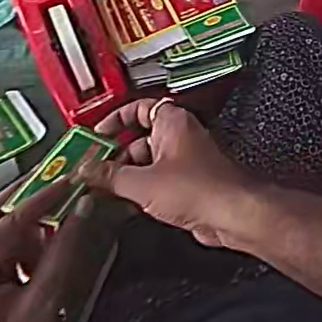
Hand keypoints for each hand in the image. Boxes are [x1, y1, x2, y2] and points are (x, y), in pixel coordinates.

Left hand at [0, 180, 93, 321]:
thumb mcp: (41, 308)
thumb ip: (63, 253)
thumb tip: (81, 210)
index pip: (2, 226)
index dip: (41, 200)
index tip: (68, 180)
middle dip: (24, 219)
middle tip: (57, 205)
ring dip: (12, 245)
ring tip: (41, 261)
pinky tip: (20, 279)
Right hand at [84, 98, 262, 247]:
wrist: (231, 213)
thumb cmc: (202, 188)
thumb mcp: (142, 182)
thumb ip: (111, 176)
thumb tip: (90, 170)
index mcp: (172, 122)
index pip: (139, 108)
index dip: (116, 119)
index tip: (97, 133)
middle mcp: (181, 136)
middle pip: (141, 137)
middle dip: (117, 153)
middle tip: (95, 167)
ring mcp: (186, 159)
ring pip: (149, 161)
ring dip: (128, 174)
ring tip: (105, 188)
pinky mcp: (189, 182)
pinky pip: (159, 179)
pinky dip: (142, 188)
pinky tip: (126, 203)